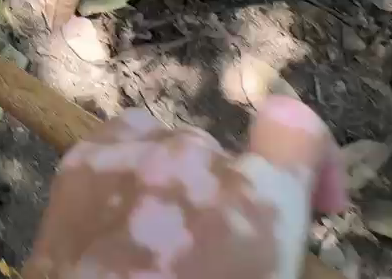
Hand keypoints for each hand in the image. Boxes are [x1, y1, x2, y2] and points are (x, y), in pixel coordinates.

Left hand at [25, 96, 348, 278]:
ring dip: (175, 178)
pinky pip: (119, 140)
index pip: (295, 128)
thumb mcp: (264, 273)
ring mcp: (129, 150)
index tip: (310, 196)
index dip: (309, 154)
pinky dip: (129, 166)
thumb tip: (257, 237)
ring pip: (166, 143)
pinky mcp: (81, 155)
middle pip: (220, 155)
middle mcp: (192, 159)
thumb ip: (272, 241)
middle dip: (226, 194)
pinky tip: (124, 210)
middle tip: (215, 247)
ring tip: (164, 230)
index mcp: (258, 202)